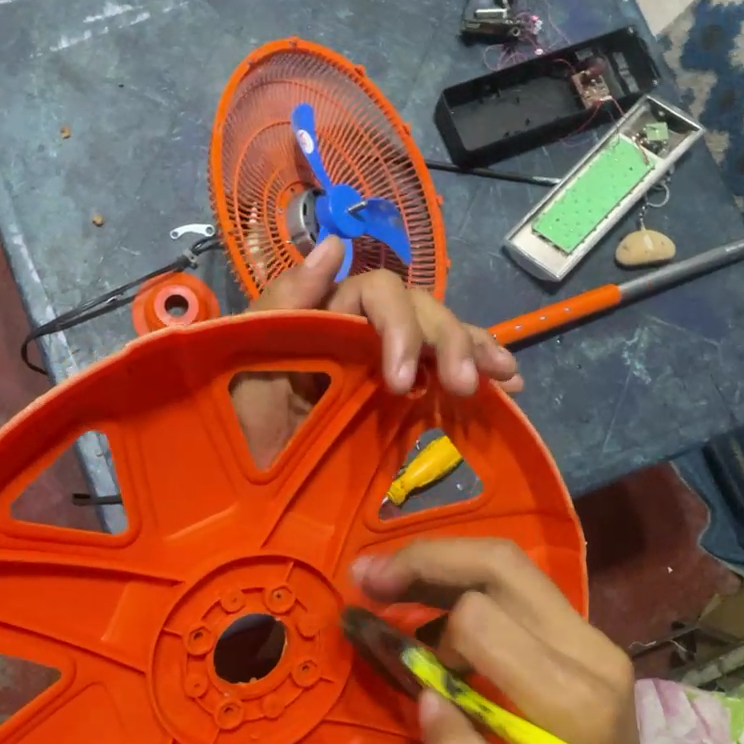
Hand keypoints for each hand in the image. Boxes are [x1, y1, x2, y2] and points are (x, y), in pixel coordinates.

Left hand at [230, 237, 520, 467]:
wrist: (245, 498)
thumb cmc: (236, 432)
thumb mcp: (246, 366)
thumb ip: (284, 305)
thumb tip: (333, 245)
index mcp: (322, 315)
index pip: (376, 293)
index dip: (399, 325)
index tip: (402, 380)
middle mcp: (357, 332)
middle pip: (417, 310)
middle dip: (446, 340)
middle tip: (464, 384)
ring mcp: (380, 366)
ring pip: (437, 336)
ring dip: (472, 349)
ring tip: (504, 375)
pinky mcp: (397, 402)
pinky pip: (440, 376)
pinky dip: (476, 373)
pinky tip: (507, 385)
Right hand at [353, 538, 652, 743]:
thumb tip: (427, 693)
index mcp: (570, 704)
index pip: (482, 622)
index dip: (431, 636)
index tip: (415, 672)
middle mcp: (589, 652)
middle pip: (500, 564)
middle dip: (424, 559)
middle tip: (366, 577)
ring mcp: (592, 634)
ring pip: (508, 561)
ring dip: (440, 562)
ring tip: (386, 581)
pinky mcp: (584, 630)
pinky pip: (517, 580)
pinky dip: (462, 577)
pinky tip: (429, 600)